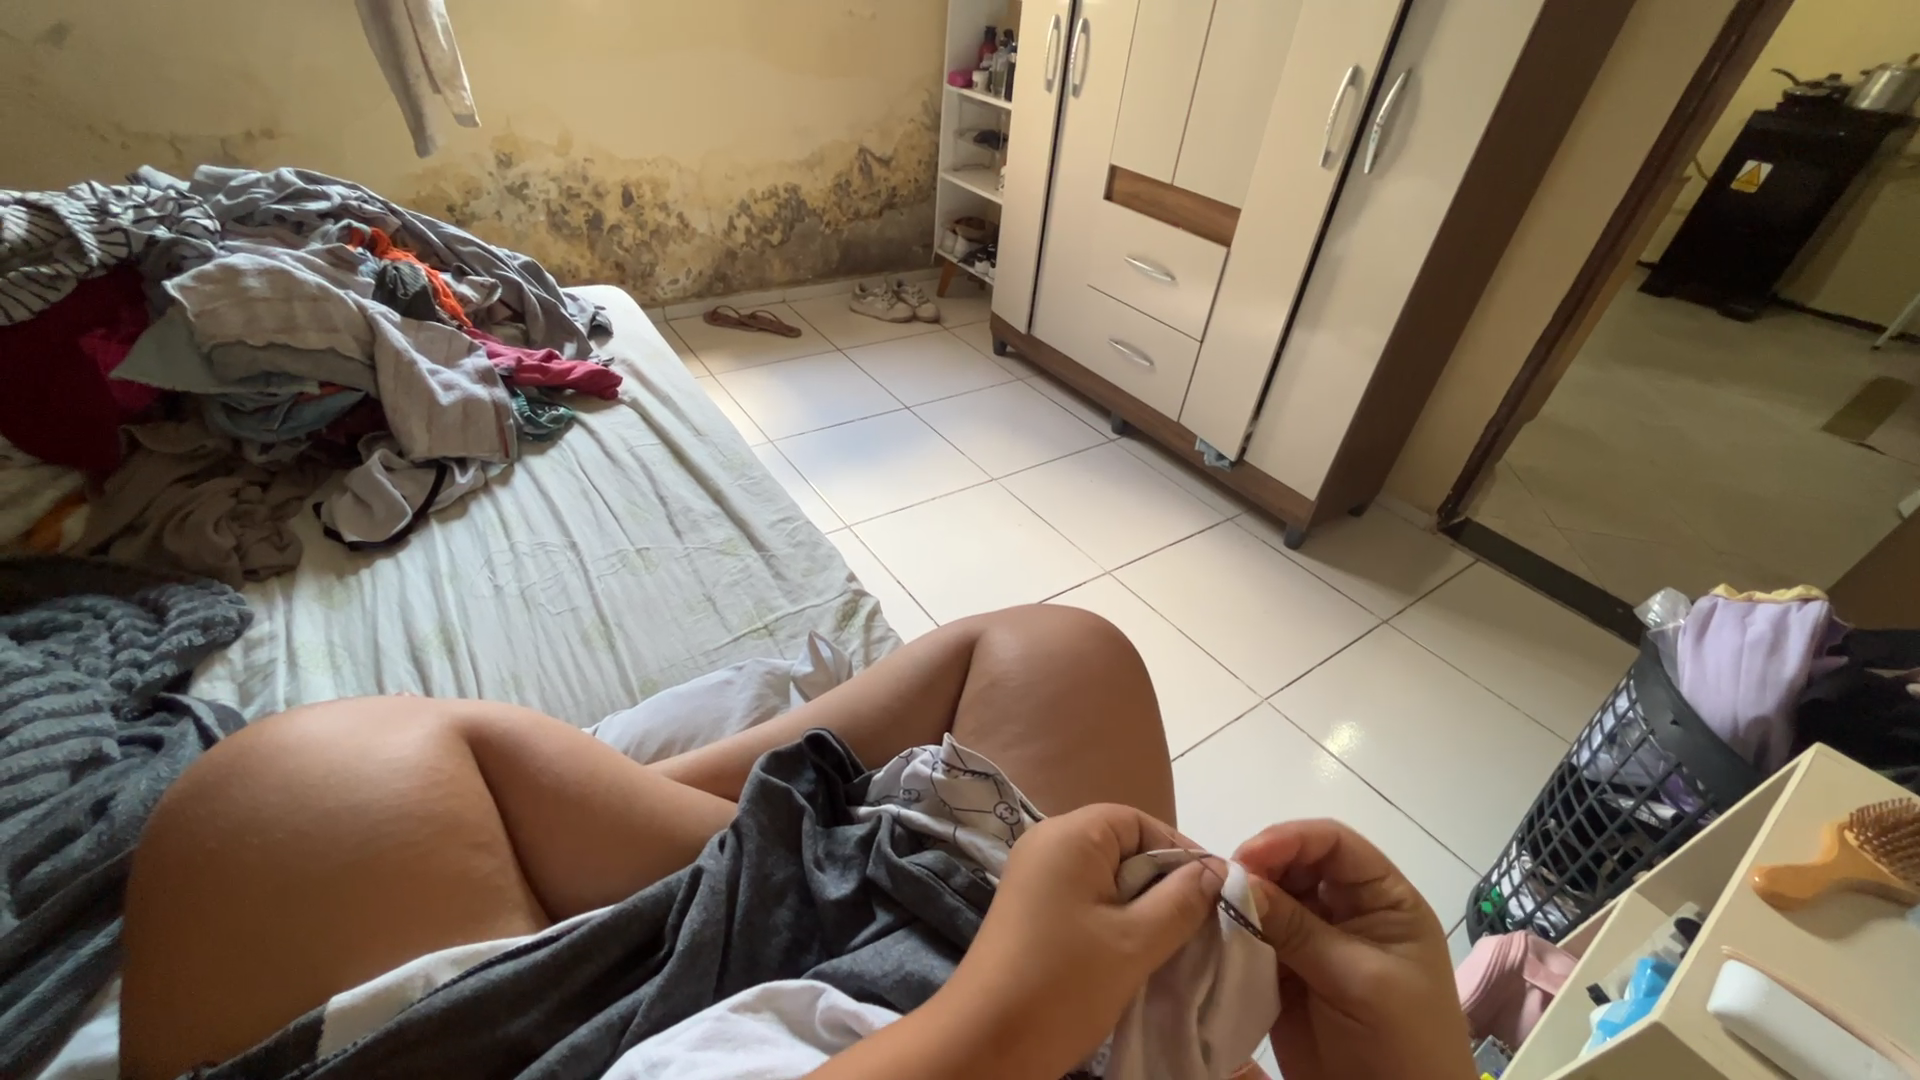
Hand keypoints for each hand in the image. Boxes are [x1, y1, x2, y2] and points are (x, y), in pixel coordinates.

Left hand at [933, 803, 1222, 1078]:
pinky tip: (1135, 952)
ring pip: (1105, 875)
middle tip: (1199, 923)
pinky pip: (1085, 896)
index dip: (1179, 850)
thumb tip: (1218, 870)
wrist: (986, 1039)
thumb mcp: (1135, 941)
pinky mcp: (1031, 907)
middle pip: (1121, 844)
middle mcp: (1048, 842)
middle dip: (1163, 880)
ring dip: (1141, 904)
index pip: (1137, 821)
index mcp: (1069, 834)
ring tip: (1172, 942)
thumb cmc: (1064, 981)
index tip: (1215, 891)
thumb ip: (1182, 900)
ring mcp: (1035, 875)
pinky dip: (1114, 917)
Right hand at [1235, 820, 1475, 1079]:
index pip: (1335, 844)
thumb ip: (1298, 928)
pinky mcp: (1284, 965)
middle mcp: (1346, 908)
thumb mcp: (1359, 981)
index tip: (1248, 855)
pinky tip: (1213, 925)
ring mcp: (1313, 937)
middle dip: (1259, 865)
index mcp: (1384, 900)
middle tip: (1223, 881)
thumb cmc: (1401, 1046)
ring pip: (1269, 893)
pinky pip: (1253, 930)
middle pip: (1294, 861)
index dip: (1291, 839)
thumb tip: (1237, 878)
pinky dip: (1232, 925)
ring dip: (1242, 894)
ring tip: (1212, 902)